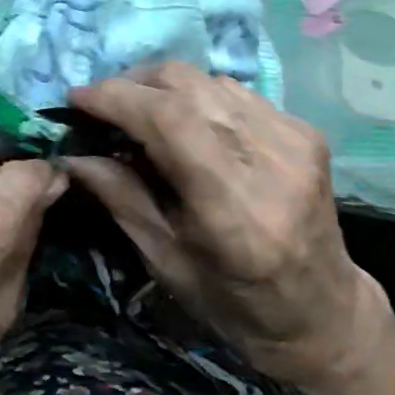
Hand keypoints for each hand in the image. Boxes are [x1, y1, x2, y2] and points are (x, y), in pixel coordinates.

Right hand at [66, 63, 394, 394]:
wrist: (324, 315)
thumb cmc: (234, 302)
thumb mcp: (164, 260)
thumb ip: (118, 196)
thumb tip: (70, 153)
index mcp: (234, 208)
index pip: (169, 119)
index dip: (116, 97)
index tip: (76, 99)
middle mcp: (271, 162)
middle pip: (185, 84)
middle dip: (130, 84)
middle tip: (101, 106)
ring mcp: (294, 141)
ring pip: (206, 78)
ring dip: (159, 87)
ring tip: (136, 114)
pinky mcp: (304, 131)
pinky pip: (231, 90)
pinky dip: (193, 96)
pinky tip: (182, 122)